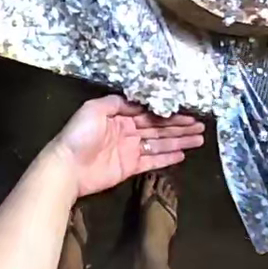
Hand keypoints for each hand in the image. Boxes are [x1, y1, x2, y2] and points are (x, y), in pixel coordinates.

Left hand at [44, 95, 206, 197]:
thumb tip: (138, 100)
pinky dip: (167, 158)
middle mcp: (126, 131)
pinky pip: (152, 161)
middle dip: (179, 126)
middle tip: (200, 126)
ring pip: (159, 144)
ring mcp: (129, 150)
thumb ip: (117, 102)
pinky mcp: (129, 167)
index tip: (187, 111)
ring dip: (179, 141)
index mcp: (118, 116)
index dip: (168, 112)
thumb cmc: (79, 135)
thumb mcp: (94, 109)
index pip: (148, 113)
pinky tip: (183, 154)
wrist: (67, 167)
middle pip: (158, 128)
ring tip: (199, 139)